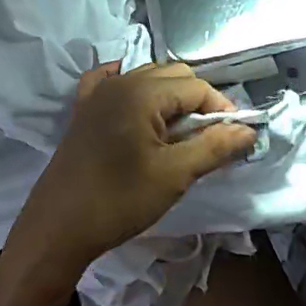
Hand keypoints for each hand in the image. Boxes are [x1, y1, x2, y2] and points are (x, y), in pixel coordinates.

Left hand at [0, 62, 257, 305]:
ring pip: (148, 79)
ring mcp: (98, 94)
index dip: (221, 110)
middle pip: (174, 76)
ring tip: (182, 135)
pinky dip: (133, 89)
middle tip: (210, 140)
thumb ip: (214, 147)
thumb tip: (248, 129)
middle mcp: (120, 82)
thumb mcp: (175, 175)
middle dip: (199, 102)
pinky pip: (113, 83)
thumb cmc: (119, 201)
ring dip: (171, 99)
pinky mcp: (84, 111)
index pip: (197, 87)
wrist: (56, 230)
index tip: (234, 140)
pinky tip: (140, 104)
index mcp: (142, 92)